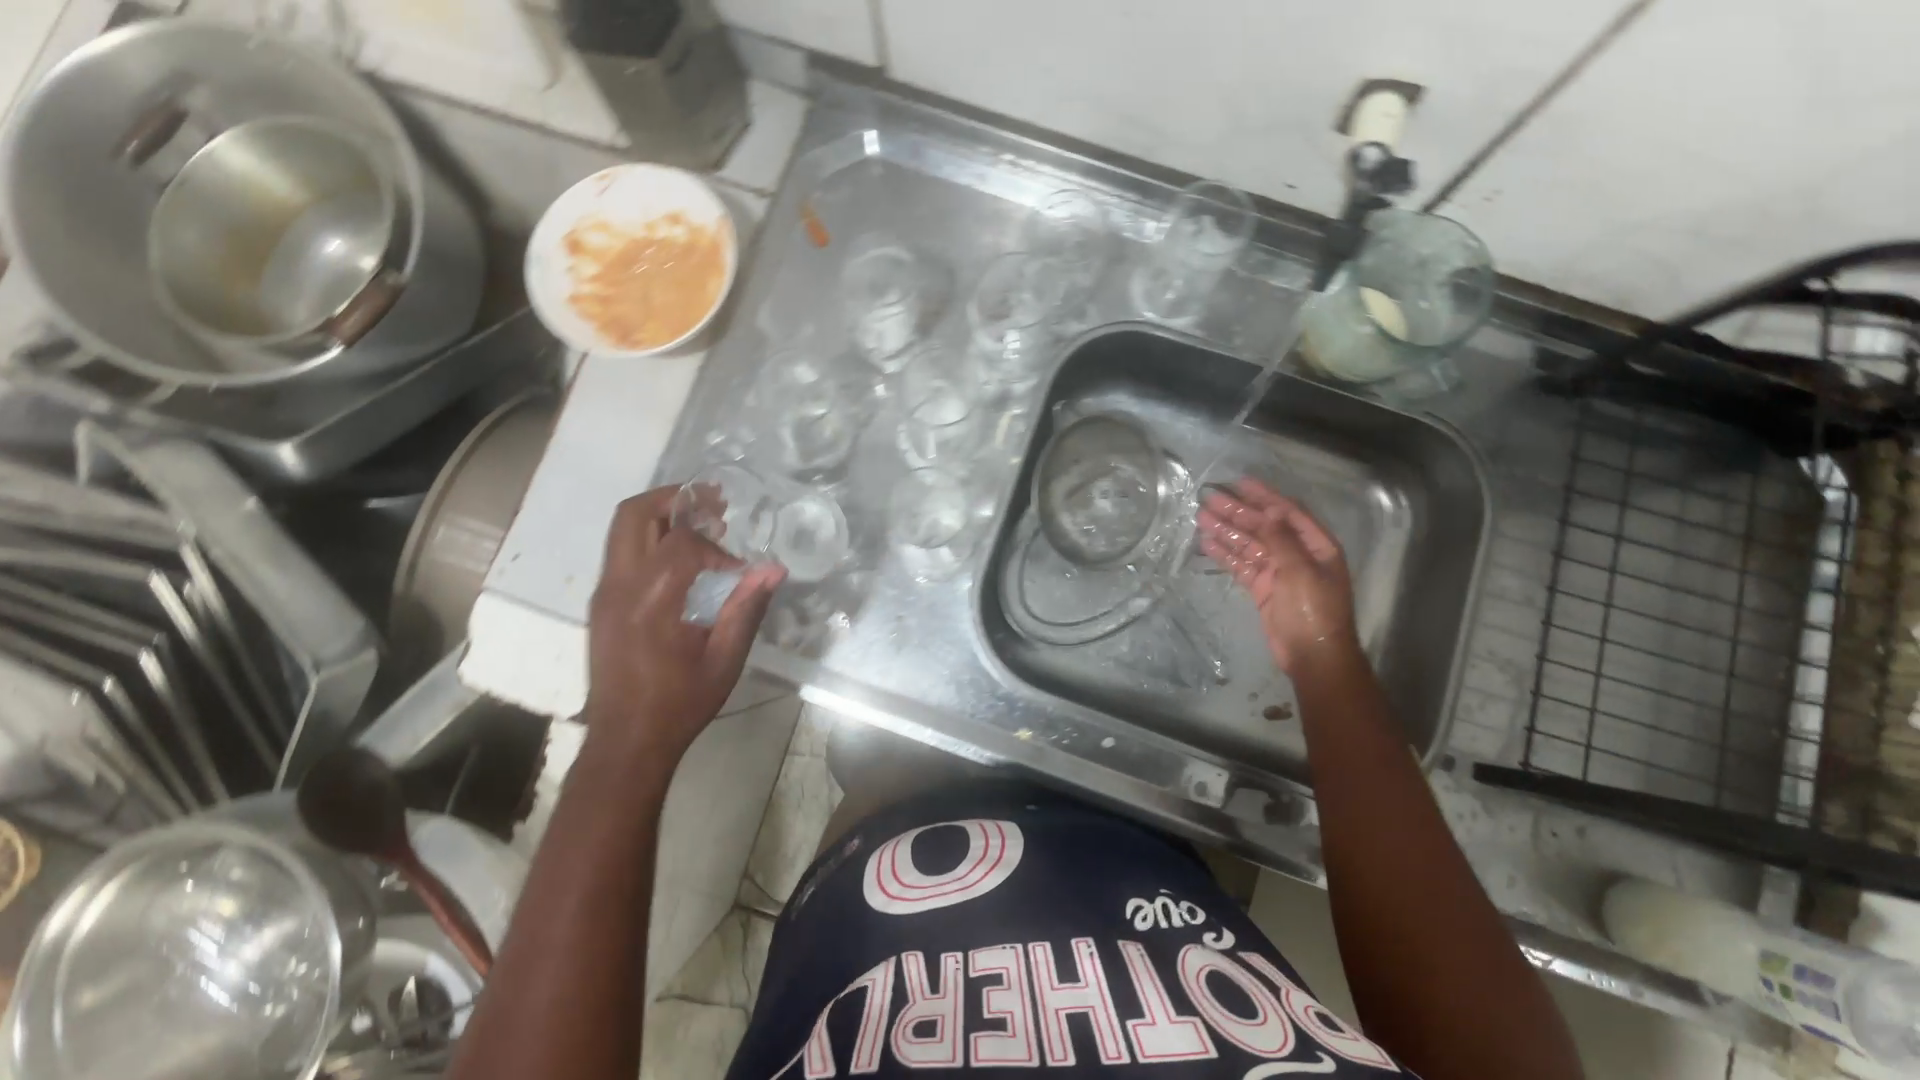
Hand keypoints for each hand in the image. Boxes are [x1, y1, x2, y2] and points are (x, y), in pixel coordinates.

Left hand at [585, 486, 784, 760]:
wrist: (626, 740)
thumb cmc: (679, 703)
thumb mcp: (724, 660)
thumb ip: (746, 608)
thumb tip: (774, 569)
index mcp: (652, 600)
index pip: (681, 541)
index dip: (714, 546)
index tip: (736, 569)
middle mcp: (619, 586)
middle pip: (636, 513)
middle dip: (675, 499)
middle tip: (712, 505)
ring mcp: (604, 593)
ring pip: (622, 528)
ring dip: (660, 515)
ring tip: (698, 526)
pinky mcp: (600, 604)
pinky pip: (621, 552)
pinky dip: (649, 539)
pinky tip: (679, 562)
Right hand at [1197, 478, 1359, 675]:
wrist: (1313, 655)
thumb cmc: (1313, 610)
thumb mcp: (1301, 570)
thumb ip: (1282, 539)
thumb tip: (1267, 510)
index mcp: (1316, 545)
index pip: (1287, 512)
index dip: (1264, 496)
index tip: (1239, 482)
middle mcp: (1298, 554)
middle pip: (1264, 526)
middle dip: (1238, 512)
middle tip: (1209, 499)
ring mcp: (1279, 572)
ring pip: (1249, 545)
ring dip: (1227, 531)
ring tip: (1201, 517)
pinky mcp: (1263, 590)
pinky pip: (1242, 566)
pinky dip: (1226, 555)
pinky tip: (1208, 544)